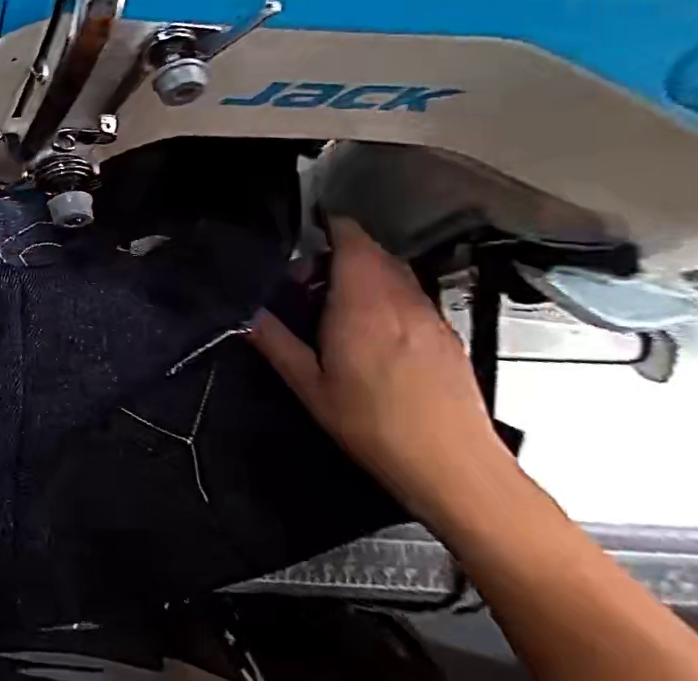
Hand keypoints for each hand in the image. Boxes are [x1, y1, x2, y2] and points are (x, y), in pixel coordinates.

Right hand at [247, 217, 513, 521]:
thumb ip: (274, 342)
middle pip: (369, 250)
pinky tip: (374, 338)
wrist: (453, 468)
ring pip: (392, 271)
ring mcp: (429, 312)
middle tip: (308, 287)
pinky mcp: (447, 333)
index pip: (348, 235)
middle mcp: (400, 295)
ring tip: (338, 313)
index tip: (300, 246)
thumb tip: (244, 314)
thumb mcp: (310, 386)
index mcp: (362, 298)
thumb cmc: (376, 426)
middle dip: (336, 257)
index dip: (323, 228)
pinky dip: (388, 299)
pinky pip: (412, 296)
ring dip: (363, 277)